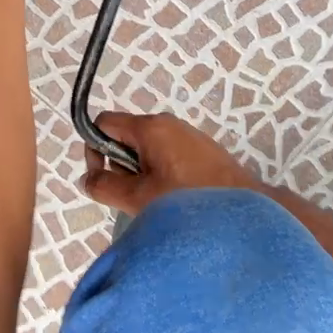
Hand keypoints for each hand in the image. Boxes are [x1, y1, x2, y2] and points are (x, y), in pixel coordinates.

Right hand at [79, 112, 260, 214]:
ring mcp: (186, 135)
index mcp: (150, 128)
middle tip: (134, 196)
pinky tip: (174, 200)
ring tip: (156, 201)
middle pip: (125, 137)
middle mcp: (167, 123)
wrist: (245, 210)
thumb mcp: (139, 197)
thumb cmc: (187, 201)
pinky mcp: (200, 150)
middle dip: (120, 166)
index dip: (94, 148)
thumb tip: (88, 178)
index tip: (102, 178)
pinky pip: (166, 156)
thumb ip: (105, 186)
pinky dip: (160, 176)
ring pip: (146, 150)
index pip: (104, 122)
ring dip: (140, 174)